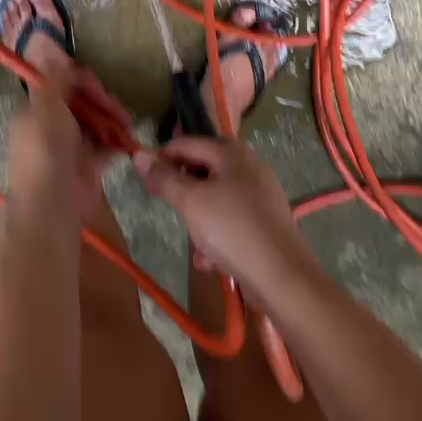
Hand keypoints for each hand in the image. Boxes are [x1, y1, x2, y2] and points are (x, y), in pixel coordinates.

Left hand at [5, 70, 123, 223]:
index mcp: (34, 110)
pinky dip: (115, 143)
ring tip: (127, 125)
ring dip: (111, 121)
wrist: (52, 206)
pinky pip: (103, 147)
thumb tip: (49, 45)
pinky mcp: (85, 167)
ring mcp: (68, 148)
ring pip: (94, 124)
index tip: (100, 89)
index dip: (83, 83)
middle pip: (80, 104)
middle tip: (120, 111)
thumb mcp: (48, 105)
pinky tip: (128, 141)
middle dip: (102, 103)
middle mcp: (49, 127)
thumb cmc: (46, 150)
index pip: (61, 85)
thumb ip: (55, 78)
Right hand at [133, 137, 314, 296]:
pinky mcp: (267, 220)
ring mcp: (261, 193)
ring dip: (199, 219)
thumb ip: (163, 177)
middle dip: (183, 194)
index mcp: (230, 152)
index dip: (161, 160)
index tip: (146, 183)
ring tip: (195, 244)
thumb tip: (138, 153)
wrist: (283, 276)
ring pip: (215, 198)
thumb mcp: (189, 201)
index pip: (185, 144)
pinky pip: (232, 218)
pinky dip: (218, 233)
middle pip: (202, 170)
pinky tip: (212, 258)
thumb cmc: (231, 230)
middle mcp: (248, 165)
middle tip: (173, 213)